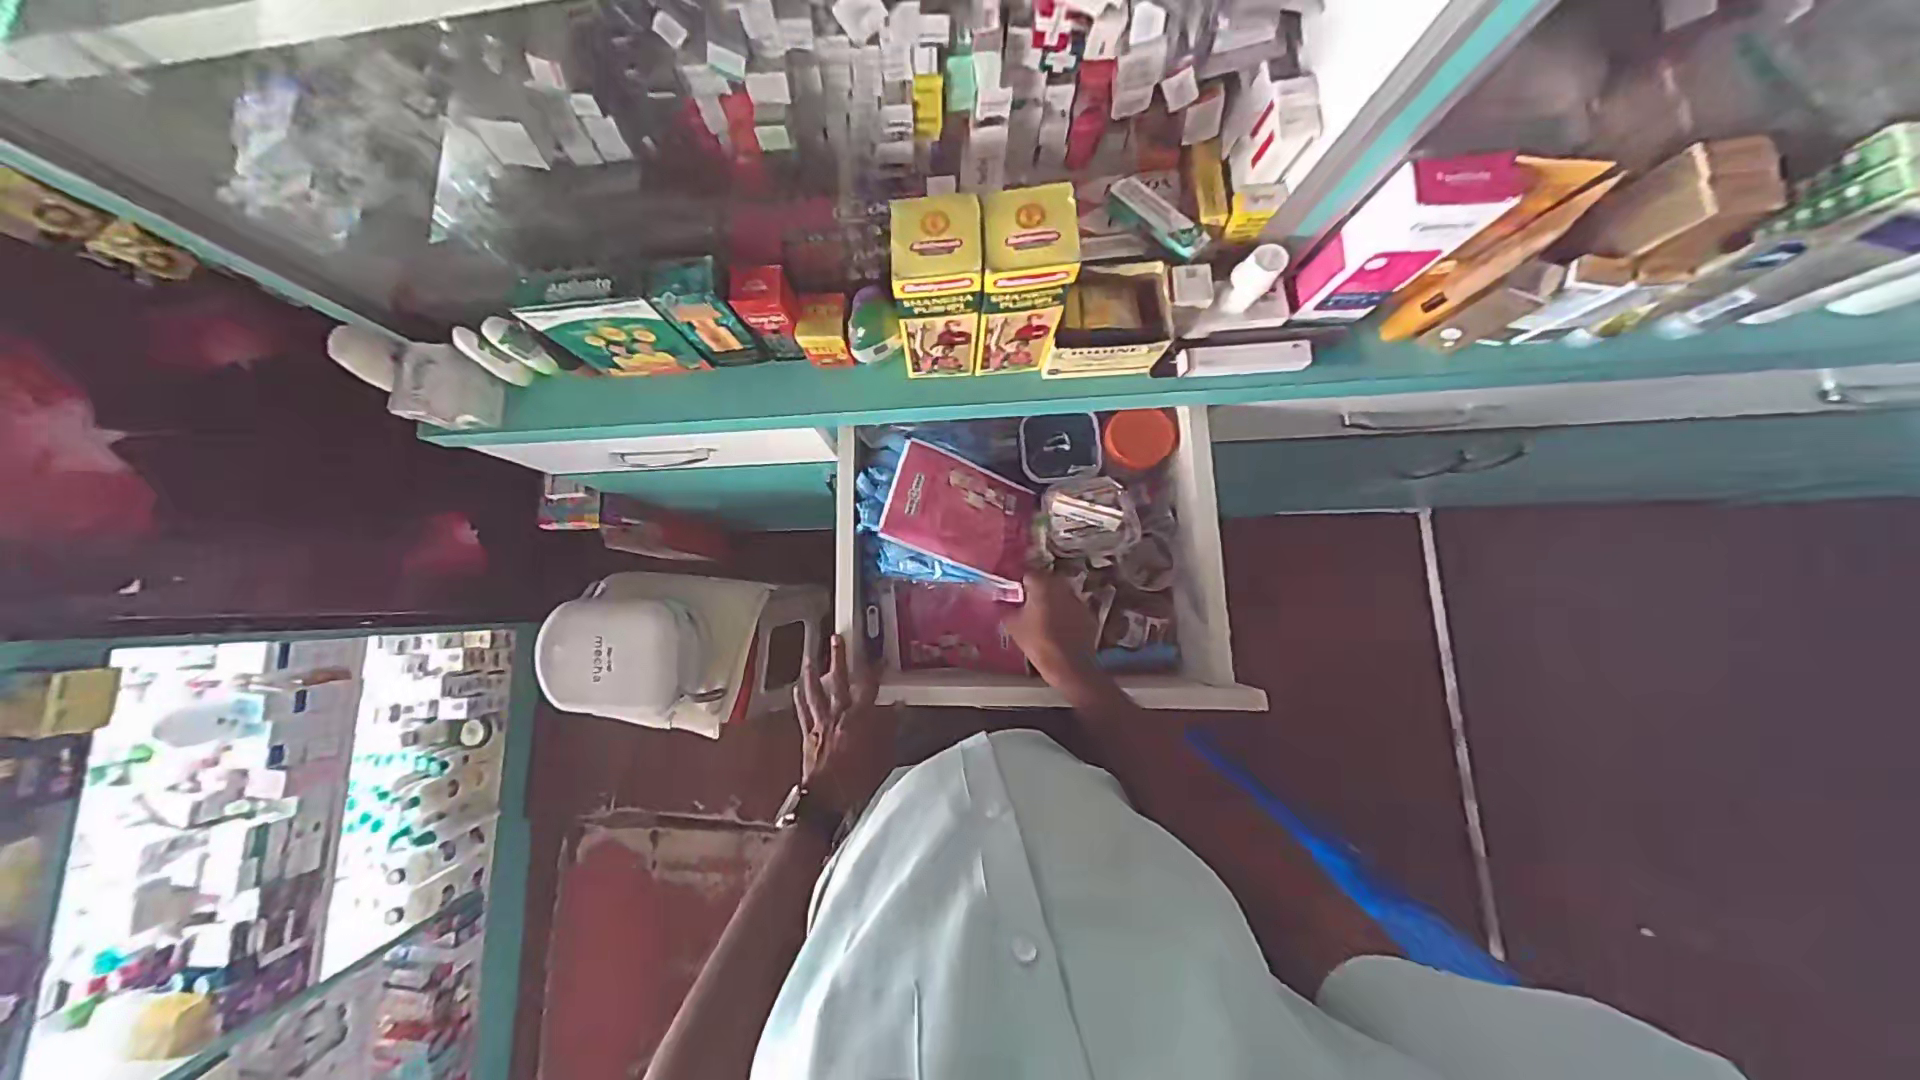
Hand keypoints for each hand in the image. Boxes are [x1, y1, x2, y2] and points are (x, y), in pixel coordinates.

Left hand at [794, 633, 895, 818]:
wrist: (826, 801)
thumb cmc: (858, 779)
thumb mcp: (884, 753)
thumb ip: (889, 727)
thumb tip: (898, 706)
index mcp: (858, 718)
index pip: (868, 686)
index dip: (874, 669)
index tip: (878, 656)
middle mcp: (837, 715)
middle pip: (837, 680)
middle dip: (838, 658)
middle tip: (835, 639)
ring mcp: (819, 723)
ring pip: (814, 691)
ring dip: (812, 672)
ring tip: (810, 657)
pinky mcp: (806, 734)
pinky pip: (802, 710)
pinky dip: (800, 697)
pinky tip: (797, 688)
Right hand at [999, 571, 1100, 685]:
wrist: (1069, 665)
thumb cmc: (1038, 642)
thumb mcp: (1013, 625)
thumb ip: (1005, 608)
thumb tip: (999, 600)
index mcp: (1042, 584)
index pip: (1027, 573)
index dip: (1018, 581)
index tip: (1011, 591)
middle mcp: (1062, 586)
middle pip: (1045, 580)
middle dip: (1035, 588)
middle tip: (1025, 602)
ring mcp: (1078, 599)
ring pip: (1060, 593)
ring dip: (1051, 598)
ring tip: (1041, 614)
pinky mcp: (1088, 614)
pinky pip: (1071, 607)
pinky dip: (1064, 611)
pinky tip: (1058, 625)